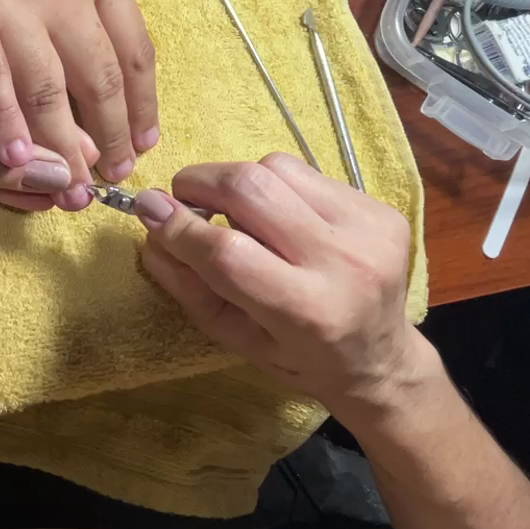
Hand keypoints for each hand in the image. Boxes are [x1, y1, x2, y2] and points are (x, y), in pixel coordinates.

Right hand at [0, 0, 157, 205]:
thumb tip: (100, 21)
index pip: (133, 48)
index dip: (142, 103)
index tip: (143, 138)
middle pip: (98, 78)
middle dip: (110, 136)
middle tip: (112, 176)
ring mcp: (9, 0)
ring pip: (47, 89)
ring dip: (61, 145)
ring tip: (69, 184)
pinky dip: (4, 124)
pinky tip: (13, 159)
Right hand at [131, 154, 436, 424]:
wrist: (381, 360)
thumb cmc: (293, 354)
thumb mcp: (228, 334)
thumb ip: (184, 280)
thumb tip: (150, 222)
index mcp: (307, 312)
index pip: (227, 252)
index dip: (179, 227)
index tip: (147, 211)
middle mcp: (346, 264)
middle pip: (251, 189)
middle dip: (200, 183)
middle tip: (183, 198)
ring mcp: (369, 230)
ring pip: (274, 168)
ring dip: (238, 182)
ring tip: (238, 213)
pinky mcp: (380, 207)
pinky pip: (302, 171)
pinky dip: (273, 184)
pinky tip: (279, 215)